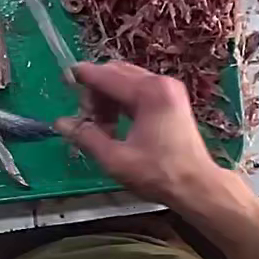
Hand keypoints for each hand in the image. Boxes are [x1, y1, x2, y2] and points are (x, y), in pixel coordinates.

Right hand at [57, 62, 248, 218]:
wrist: (197, 185)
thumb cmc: (158, 174)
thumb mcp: (116, 159)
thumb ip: (86, 137)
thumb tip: (61, 123)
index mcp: (148, 93)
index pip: (106, 76)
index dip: (82, 76)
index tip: (64, 79)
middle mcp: (160, 83)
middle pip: (116, 73)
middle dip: (95, 92)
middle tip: (87, 120)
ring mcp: (169, 89)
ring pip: (126, 80)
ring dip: (108, 98)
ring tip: (102, 128)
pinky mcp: (172, 99)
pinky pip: (139, 89)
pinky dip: (122, 101)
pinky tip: (116, 125)